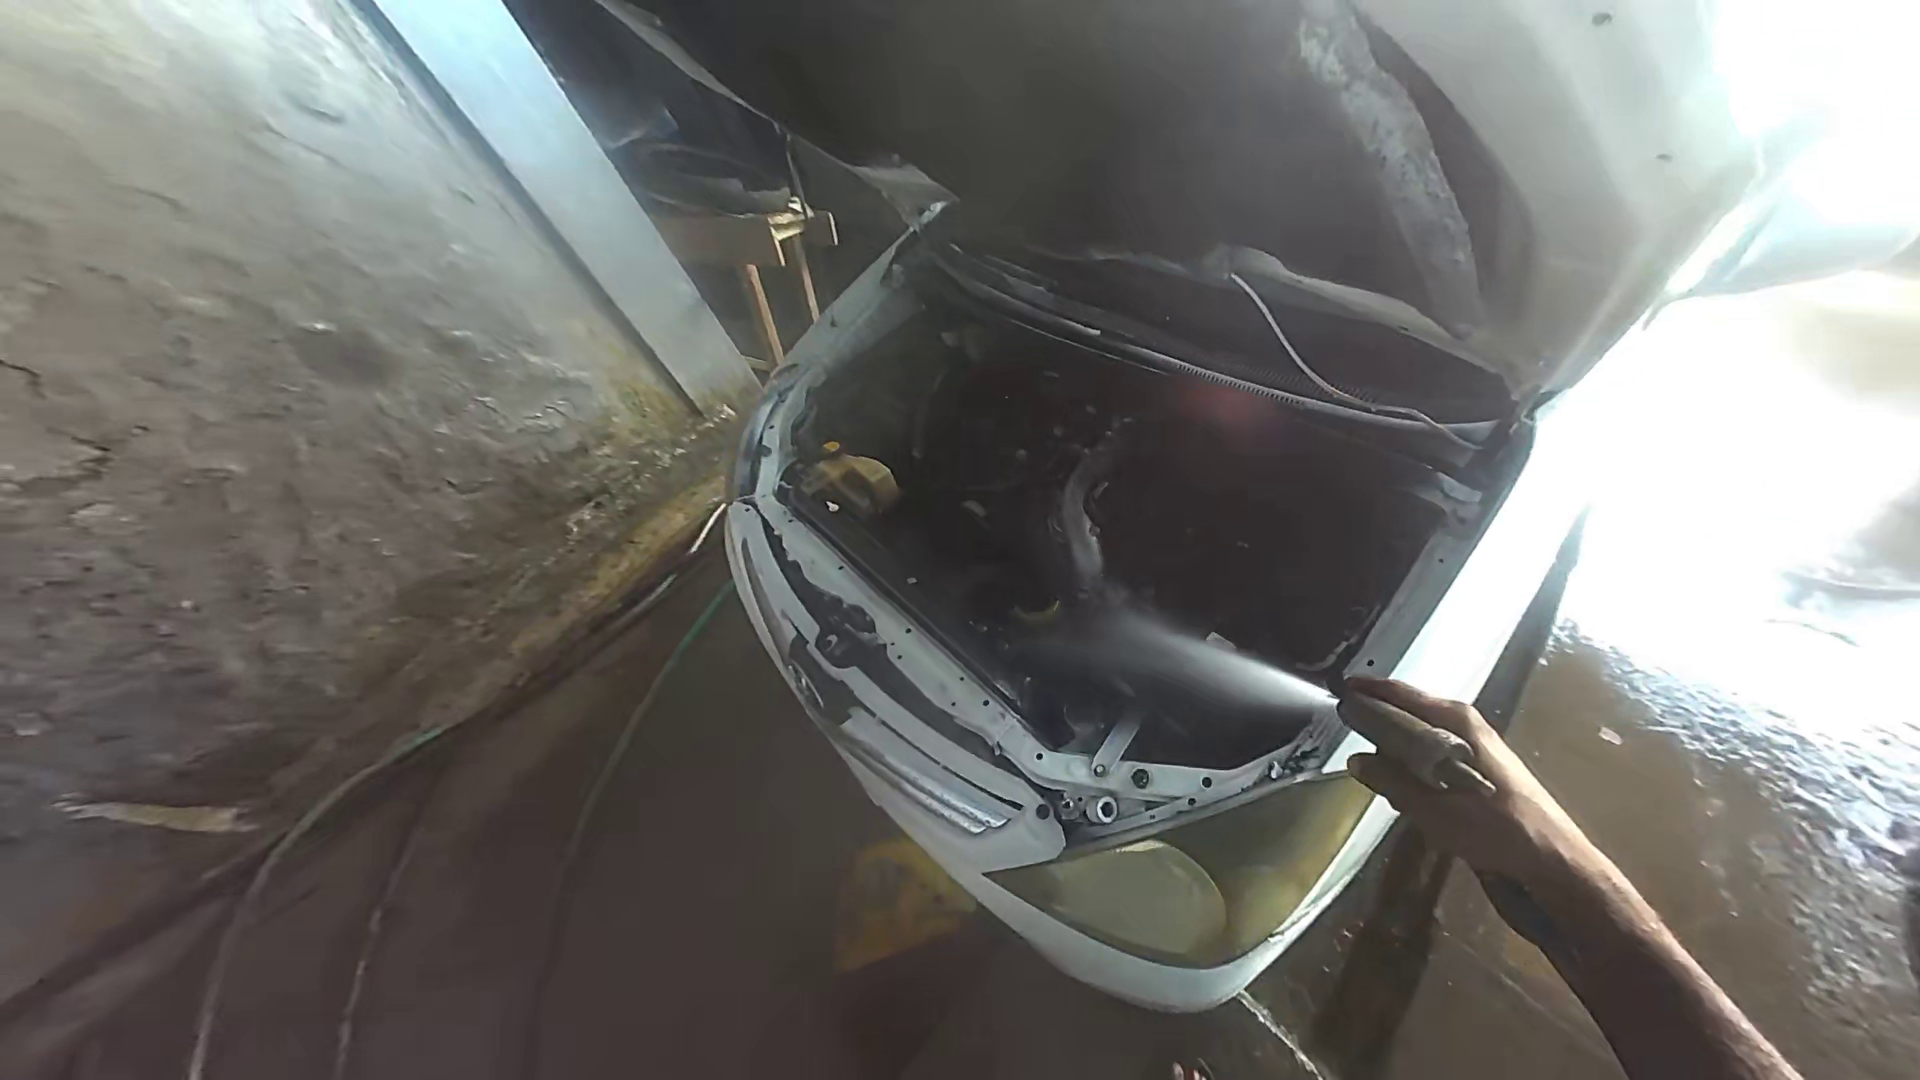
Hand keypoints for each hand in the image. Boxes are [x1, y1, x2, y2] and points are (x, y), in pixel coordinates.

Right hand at [1344, 677, 1604, 889]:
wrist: (1557, 867)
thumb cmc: (1497, 830)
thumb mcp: (1433, 809)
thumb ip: (1390, 781)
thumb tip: (1355, 761)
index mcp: (1457, 722)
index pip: (1402, 693)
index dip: (1369, 689)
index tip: (1340, 687)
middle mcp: (1467, 726)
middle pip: (1410, 709)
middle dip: (1379, 716)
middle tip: (1351, 726)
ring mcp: (1476, 746)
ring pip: (1421, 732)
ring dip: (1396, 742)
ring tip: (1376, 763)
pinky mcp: (1481, 768)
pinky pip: (1434, 751)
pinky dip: (1414, 759)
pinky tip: (1407, 785)